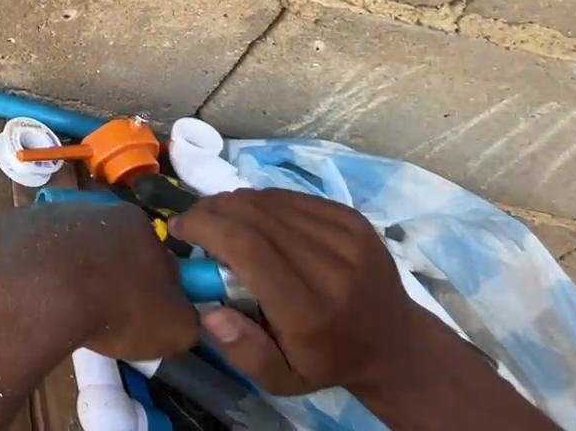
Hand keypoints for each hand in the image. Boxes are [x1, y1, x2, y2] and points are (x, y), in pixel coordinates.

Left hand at [0, 200, 198, 360]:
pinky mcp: (9, 224)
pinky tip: (28, 292)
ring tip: (62, 304)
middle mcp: (89, 205)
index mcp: (133, 222)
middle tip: (101, 309)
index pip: (153, 252)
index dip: (151, 284)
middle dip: (106, 271)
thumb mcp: (175, 326)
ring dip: (65, 266)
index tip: (140, 310)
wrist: (39, 294)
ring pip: (63, 243)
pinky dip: (27, 267)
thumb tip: (174, 307)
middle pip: (105, 243)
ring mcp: (43, 211)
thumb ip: (184, 312)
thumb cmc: (114, 307)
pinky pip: (24, 248)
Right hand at [167, 188, 437, 395]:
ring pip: (264, 199)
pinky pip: (286, 195)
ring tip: (221, 222)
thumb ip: (243, 350)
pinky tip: (255, 220)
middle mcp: (333, 269)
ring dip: (231, 204)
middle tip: (193, 223)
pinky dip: (259, 202)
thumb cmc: (325, 361)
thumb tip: (209, 312)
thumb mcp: (282, 378)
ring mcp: (347, 238)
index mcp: (311, 310)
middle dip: (208, 210)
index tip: (178, 229)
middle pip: (250, 214)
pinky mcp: (352, 219)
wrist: (397, 347)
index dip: (203, 226)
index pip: (245, 246)